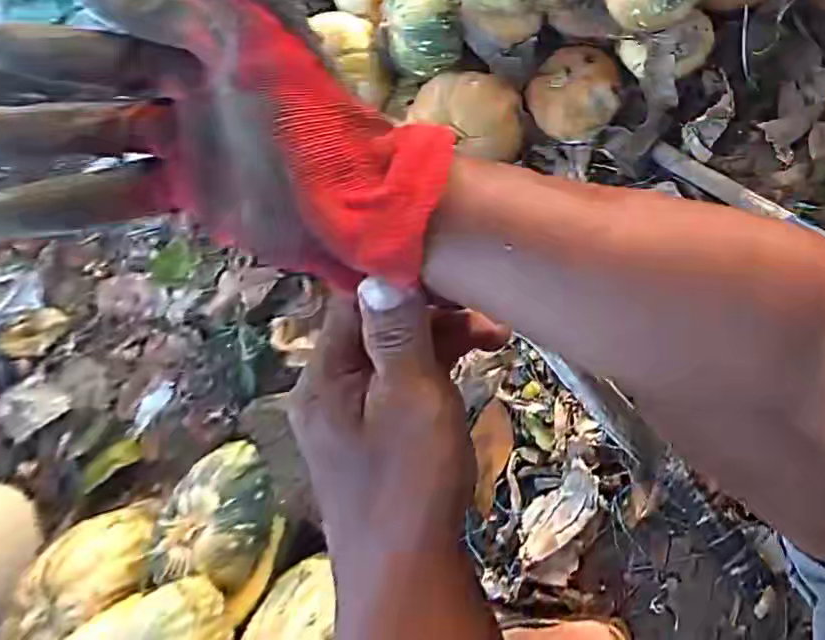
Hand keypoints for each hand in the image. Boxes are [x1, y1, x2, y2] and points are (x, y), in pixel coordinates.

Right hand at [0, 0, 456, 289]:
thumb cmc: (305, 115)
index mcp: (227, 46)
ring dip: (21, 133)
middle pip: (117, 67)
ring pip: (98, 132)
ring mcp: (203, 143)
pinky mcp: (200, 194)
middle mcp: (211, 90)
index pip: (163, 12)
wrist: (347, 202)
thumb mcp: (262, 34)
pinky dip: (56, 203)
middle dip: (50, 55)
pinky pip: (115, 195)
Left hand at [289, 280, 508, 637]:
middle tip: (488, 303)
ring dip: (447, 331)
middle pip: (381, 319)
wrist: (408, 568)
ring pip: (401, 344)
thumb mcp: (412, 397)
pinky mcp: (380, 422)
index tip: (449, 256)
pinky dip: (442, 358)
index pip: (353, 299)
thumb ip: (398, 335)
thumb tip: (381, 270)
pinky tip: (480, 355)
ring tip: (498, 334)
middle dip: (436, 305)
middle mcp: (331, 384)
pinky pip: (408, 371)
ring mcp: (355, 405)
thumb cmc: (410, 477)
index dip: (398, 272)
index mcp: (325, 376)